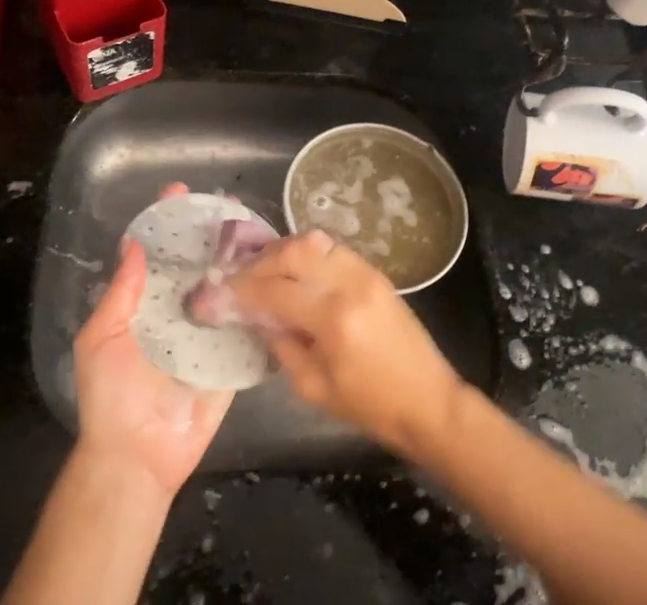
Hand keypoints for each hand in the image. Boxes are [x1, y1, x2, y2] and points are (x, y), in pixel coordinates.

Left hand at [73, 183, 232, 496]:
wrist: (137, 456)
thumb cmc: (111, 396)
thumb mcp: (102, 338)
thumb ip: (121, 293)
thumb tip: (135, 243)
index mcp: (143, 303)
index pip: (158, 252)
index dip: (168, 221)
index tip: (181, 191)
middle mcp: (176, 311)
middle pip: (197, 263)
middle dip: (211, 232)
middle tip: (232, 203)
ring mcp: (206, 334)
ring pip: (225, 288)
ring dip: (240, 260)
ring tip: (259, 229)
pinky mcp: (230, 360)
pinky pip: (246, 328)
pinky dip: (259, 303)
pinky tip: (277, 276)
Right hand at [226, 231, 463, 457]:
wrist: (429, 402)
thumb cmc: (369, 405)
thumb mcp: (313, 387)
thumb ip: (279, 344)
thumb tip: (253, 313)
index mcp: (333, 319)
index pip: (273, 289)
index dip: (240, 289)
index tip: (218, 293)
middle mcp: (349, 285)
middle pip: (293, 250)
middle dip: (259, 260)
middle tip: (240, 278)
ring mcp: (366, 274)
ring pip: (314, 241)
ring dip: (283, 251)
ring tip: (264, 271)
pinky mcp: (376, 274)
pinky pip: (334, 249)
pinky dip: (308, 254)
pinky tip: (295, 272)